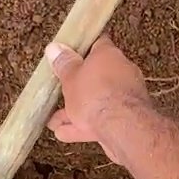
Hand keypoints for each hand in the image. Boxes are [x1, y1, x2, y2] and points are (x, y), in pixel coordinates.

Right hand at [45, 38, 151, 163]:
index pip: (96, 45)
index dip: (81, 51)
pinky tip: (64, 133)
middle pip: (95, 77)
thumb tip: (54, 48)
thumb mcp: (70, 77)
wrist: (121, 127)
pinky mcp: (123, 119)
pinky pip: (100, 120)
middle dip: (76, 88)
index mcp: (108, 55)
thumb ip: (63, 64)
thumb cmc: (96, 95)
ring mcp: (124, 97)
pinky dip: (82, 126)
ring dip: (75, 111)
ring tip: (55, 121)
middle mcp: (121, 73)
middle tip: (59, 94)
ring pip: (96, 102)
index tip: (68, 58)